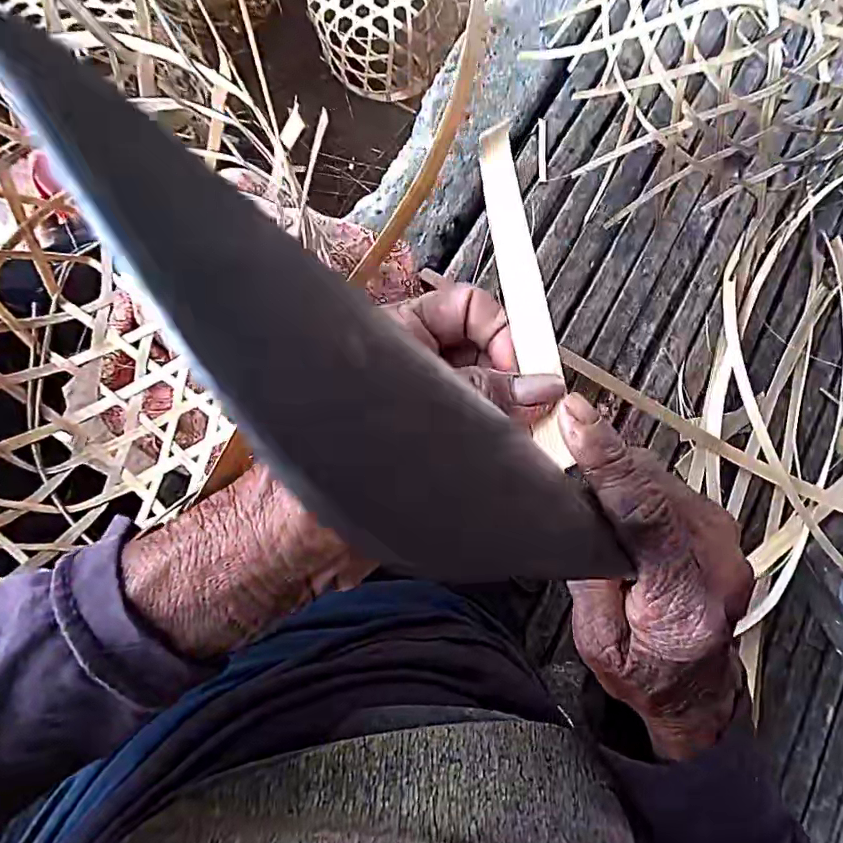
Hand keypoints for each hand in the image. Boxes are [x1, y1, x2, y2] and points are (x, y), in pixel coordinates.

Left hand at [120, 282, 562, 657]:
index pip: (468, 307)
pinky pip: (490, 436)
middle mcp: (422, 368)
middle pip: (489, 352)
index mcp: (401, 336)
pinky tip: (516, 459)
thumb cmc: (327, 459)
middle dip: (516, 376)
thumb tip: (538, 388)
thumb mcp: (416, 410)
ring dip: (517, 415)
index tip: (521, 363)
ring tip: (528, 437)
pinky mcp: (445, 448)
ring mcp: (436, 410)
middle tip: (536, 405)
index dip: (501, 329)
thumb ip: (484, 395)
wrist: (303, 535)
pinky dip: (508, 446)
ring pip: (495, 396)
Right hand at [562, 393, 753, 760]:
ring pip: (661, 477)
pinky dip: (641, 486)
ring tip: (599, 504)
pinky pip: (671, 485)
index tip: (577, 420)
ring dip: (624, 478)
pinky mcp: (720, 525)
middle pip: (651, 483)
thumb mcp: (599, 640)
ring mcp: (724, 538)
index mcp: (684, 597)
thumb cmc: (651, 674)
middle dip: (606, 466)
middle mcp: (716, 559)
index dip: (607, 461)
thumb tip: (577, 509)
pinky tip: (625, 508)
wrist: (699, 690)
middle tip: (567, 466)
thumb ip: (589, 574)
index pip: (645, 511)